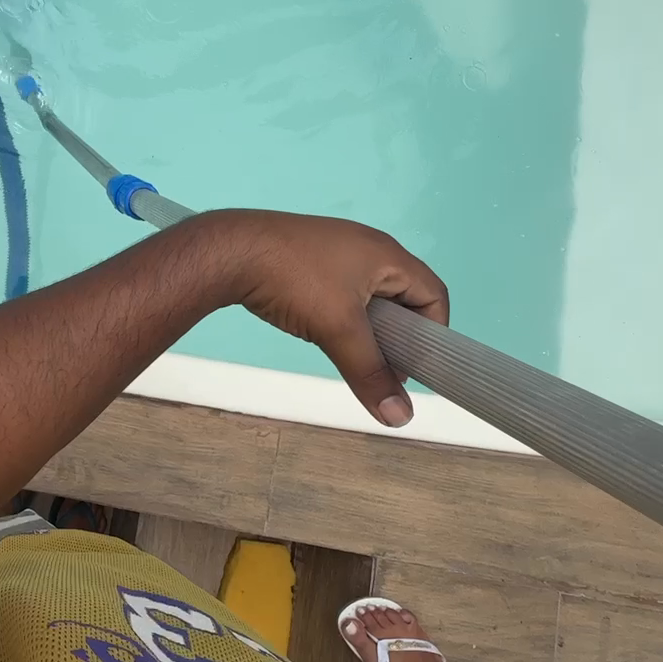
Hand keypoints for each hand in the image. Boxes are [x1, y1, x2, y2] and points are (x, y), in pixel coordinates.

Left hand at [196, 210, 449, 426]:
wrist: (228, 251)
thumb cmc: (292, 281)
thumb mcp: (337, 330)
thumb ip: (370, 373)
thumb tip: (400, 417)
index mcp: (386, 253)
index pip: (434, 294)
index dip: (432, 334)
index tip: (410, 367)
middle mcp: (365, 243)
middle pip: (402, 294)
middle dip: (397, 333)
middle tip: (377, 365)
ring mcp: (333, 245)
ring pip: (366, 293)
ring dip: (364, 325)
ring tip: (345, 351)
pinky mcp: (304, 252)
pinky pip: (337, 286)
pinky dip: (337, 311)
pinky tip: (316, 328)